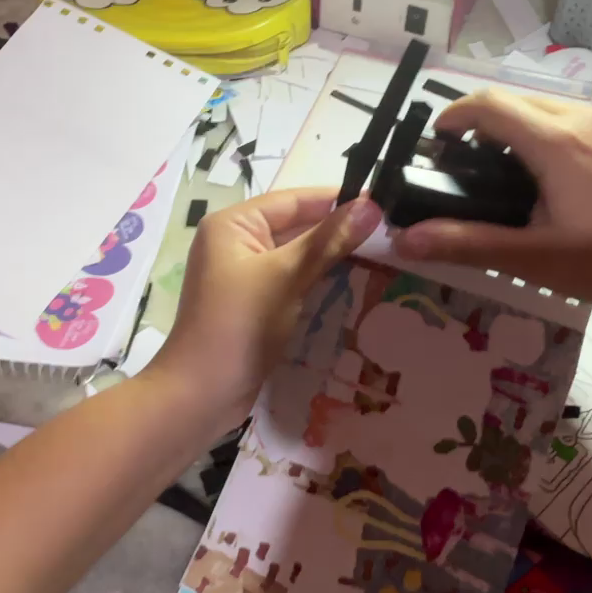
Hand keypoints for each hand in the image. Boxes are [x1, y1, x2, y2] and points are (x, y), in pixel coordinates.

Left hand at [151, 189, 380, 426]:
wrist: (202, 393)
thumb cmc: (240, 325)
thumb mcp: (286, 276)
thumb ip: (328, 240)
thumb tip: (371, 207)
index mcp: (233, 223)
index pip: (295, 199)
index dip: (338, 199)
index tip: (384, 201)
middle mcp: (235, 241)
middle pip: (295, 224)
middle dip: (338, 228)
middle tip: (390, 229)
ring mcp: (243, 273)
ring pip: (296, 253)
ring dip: (332, 254)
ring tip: (381, 250)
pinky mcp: (253, 301)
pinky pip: (291, 278)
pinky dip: (318, 277)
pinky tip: (352, 279)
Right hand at [391, 90, 591, 342]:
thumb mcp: (538, 259)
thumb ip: (467, 244)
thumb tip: (403, 239)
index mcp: (557, 141)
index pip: (487, 103)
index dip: (453, 115)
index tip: (438, 142)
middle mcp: (589, 116)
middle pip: (520, 101)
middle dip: (487, 123)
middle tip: (472, 166)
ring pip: (557, 109)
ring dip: (526, 129)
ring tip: (519, 176)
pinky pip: (590, 120)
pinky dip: (562, 135)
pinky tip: (572, 179)